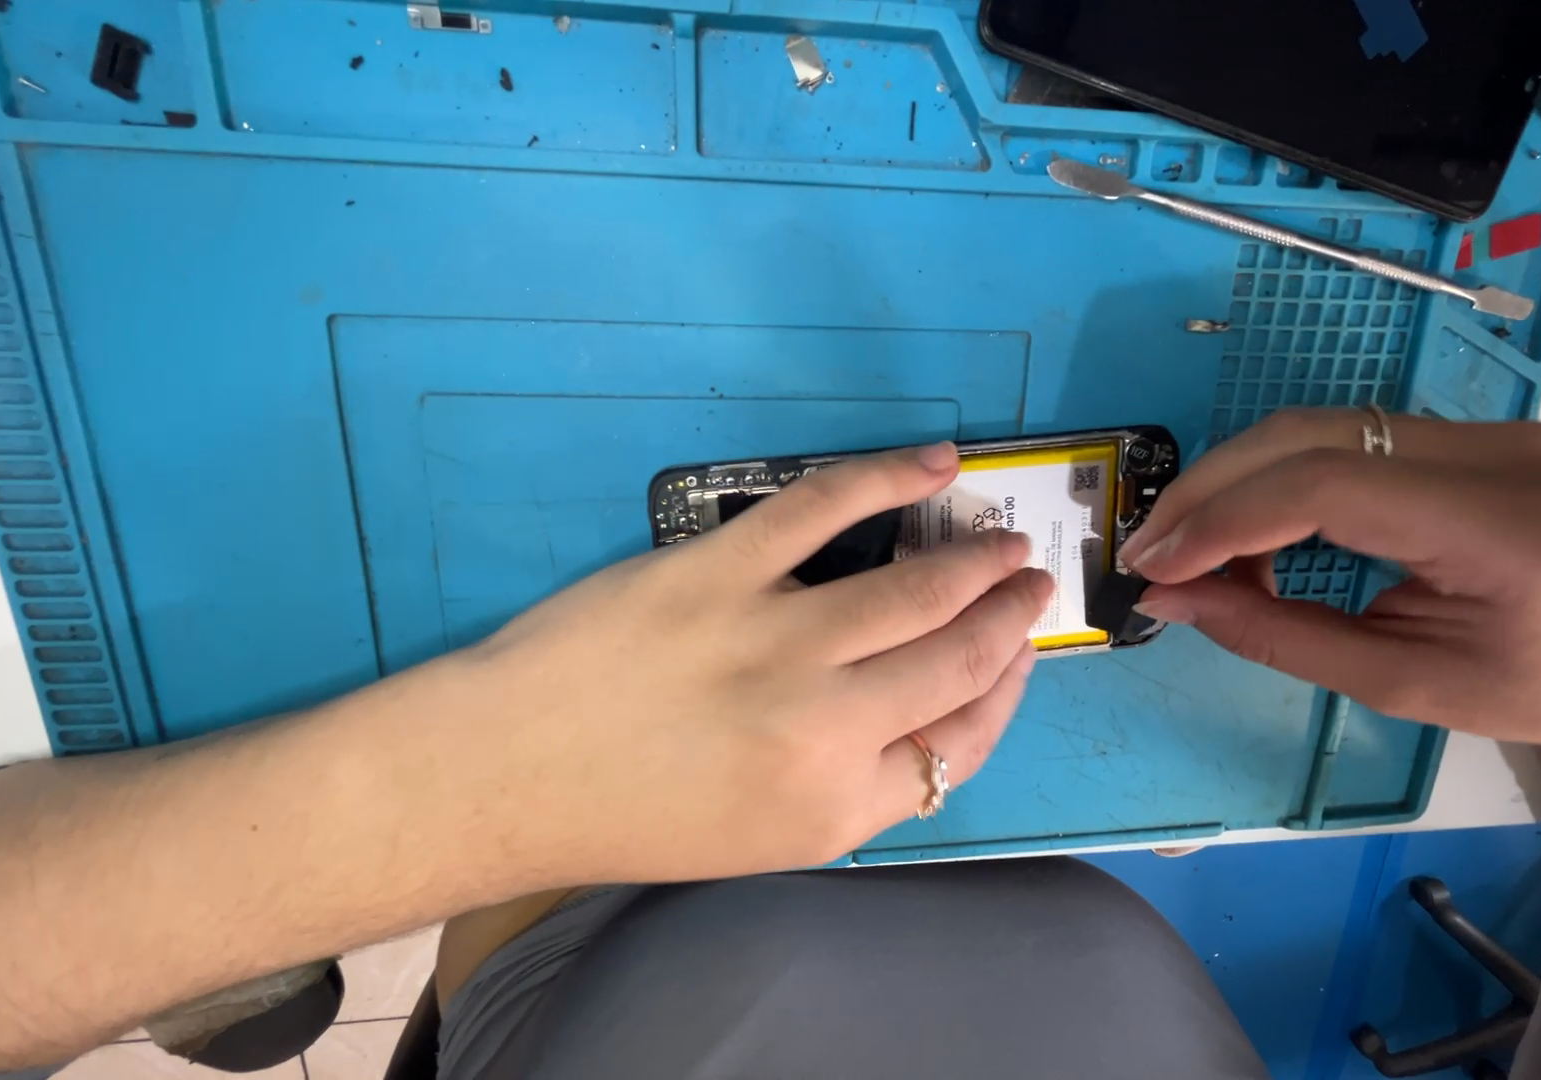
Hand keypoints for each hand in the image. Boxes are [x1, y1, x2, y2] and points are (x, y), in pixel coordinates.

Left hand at [394, 442, 1052, 887]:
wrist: (508, 774)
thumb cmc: (637, 816)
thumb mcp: (769, 836)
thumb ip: (863, 781)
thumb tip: (935, 706)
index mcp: (838, 806)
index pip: (964, 740)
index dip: (1005, 687)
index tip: (1020, 653)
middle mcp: (824, 727)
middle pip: (957, 660)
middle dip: (1011, 619)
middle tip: (1032, 584)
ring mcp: (773, 640)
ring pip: (915, 589)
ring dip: (976, 561)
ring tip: (1006, 541)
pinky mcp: (719, 569)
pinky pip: (825, 508)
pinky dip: (890, 476)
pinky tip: (935, 465)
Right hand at [1114, 409, 1540, 763]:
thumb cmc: (1540, 696)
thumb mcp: (1398, 685)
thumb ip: (1271, 634)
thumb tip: (1164, 599)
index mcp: (1508, 529)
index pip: (1324, 487)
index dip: (1220, 520)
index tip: (1152, 568)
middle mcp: (1501, 454)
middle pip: (1305, 438)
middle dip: (1205, 492)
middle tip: (1147, 552)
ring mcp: (1486, 433)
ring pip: (1310, 428)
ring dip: (1230, 484)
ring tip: (1188, 550)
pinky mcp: (1466, 435)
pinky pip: (1337, 442)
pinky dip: (1270, 484)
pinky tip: (1252, 536)